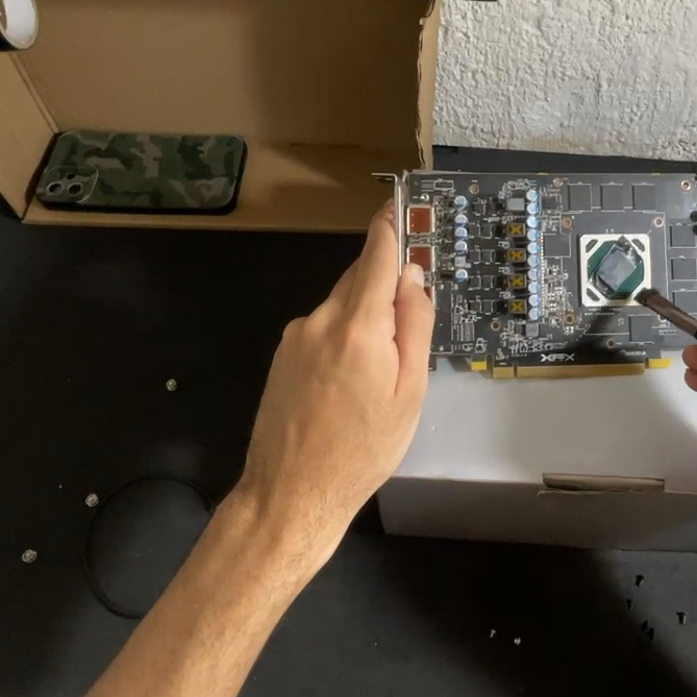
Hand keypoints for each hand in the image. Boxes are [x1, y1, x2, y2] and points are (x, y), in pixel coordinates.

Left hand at [234, 202, 434, 562]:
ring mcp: (296, 335)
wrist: (291, 493)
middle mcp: (321, 318)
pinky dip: (342, 337)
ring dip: (364, 319)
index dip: (391, 225)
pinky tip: (346, 382)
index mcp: (358, 325)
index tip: (399, 203)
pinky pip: (322, 327)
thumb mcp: (409, 391)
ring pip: (341, 305)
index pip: (376, 254)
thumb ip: (414, 326)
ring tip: (375, 374)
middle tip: (406, 328)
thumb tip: (412, 277)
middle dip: (384, 288)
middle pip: (359, 278)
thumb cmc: (364, 448)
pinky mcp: (282, 353)